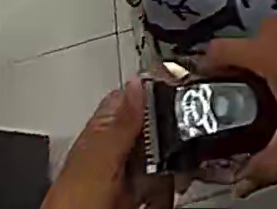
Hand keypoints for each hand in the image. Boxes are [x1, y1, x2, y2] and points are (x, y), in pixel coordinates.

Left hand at [42, 80, 166, 208]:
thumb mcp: (100, 159)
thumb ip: (121, 121)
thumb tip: (138, 81)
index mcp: (98, 134)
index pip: (132, 97)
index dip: (156, 94)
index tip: (178, 97)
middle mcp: (111, 154)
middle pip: (152, 128)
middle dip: (168, 136)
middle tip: (175, 148)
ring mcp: (120, 181)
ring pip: (159, 159)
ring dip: (170, 167)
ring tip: (168, 179)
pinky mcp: (132, 203)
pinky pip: (159, 189)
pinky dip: (165, 193)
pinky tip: (162, 199)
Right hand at [201, 18, 276, 195]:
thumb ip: (265, 166)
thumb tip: (241, 186)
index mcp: (266, 51)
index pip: (219, 49)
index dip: (202, 68)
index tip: (197, 90)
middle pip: (241, 47)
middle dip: (233, 74)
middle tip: (229, 105)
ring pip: (265, 44)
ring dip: (258, 67)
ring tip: (259, 103)